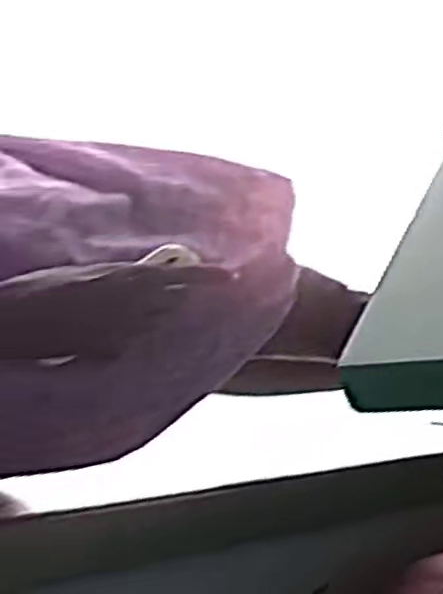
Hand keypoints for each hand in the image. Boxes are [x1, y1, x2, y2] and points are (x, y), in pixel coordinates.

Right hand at [0, 260, 233, 360]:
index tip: (233, 277)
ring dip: (149, 322)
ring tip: (122, 322)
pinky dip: (123, 342)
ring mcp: (122, 324)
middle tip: (161, 304)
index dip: (211, 276)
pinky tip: (105, 340)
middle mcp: (136, 299)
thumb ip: (121, 273)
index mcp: (131, 276)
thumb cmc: (33, 293)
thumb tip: (149, 270)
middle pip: (177, 301)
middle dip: (175, 302)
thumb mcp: (84, 274)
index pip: (187, 274)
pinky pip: (129, 345)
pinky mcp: (105, 347)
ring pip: (156, 323)